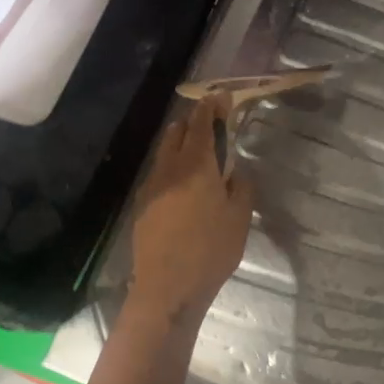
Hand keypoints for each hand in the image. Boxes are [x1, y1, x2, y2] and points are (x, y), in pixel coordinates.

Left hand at [128, 94, 252, 327]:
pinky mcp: (142, 205)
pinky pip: (159, 174)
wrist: (167, 287)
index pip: (202, 124)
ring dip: (181, 144)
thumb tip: (234, 172)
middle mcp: (169, 168)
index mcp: (197, 166)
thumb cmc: (211, 251)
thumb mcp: (240, 218)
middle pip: (177, 132)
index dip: (211, 106)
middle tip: (211, 123)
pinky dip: (172, 167)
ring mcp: (151, 187)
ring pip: (165, 152)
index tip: (220, 96)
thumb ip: (240, 187)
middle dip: (193, 121)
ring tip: (198, 154)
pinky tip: (184, 185)